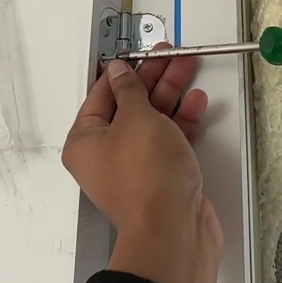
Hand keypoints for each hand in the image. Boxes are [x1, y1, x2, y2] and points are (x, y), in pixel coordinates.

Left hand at [63, 50, 221, 282]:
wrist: (173, 231)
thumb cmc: (146, 172)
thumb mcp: (136, 118)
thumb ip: (129, 89)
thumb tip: (118, 70)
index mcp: (85, 140)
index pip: (101, 94)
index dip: (122, 70)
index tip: (139, 50)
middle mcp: (105, 153)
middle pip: (129, 104)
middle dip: (151, 77)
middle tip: (171, 53)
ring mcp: (135, 166)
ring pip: (152, 120)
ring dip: (170, 93)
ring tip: (188, 65)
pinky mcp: (161, 177)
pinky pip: (169, 140)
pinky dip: (182, 120)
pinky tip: (196, 100)